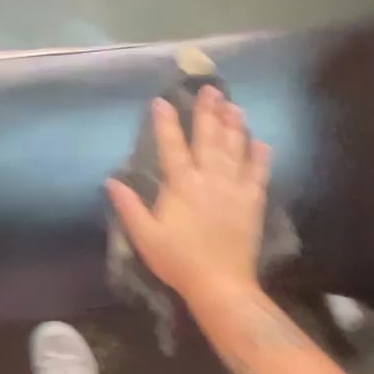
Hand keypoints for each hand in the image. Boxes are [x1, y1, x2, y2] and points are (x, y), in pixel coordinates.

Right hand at [107, 86, 272, 301]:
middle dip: (208, 111)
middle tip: (210, 89)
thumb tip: (112, 181)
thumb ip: (129, 207)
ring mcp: (234, 188)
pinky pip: (259, 173)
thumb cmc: (178, 260)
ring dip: (234, 125)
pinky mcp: (253, 201)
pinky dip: (260, 156)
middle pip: (209, 138)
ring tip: (233, 105)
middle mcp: (210, 178)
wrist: (220, 284)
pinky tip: (260, 141)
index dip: (166, 122)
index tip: (162, 101)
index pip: (172, 146)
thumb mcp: (145, 236)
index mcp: (181, 185)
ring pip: (236, 148)